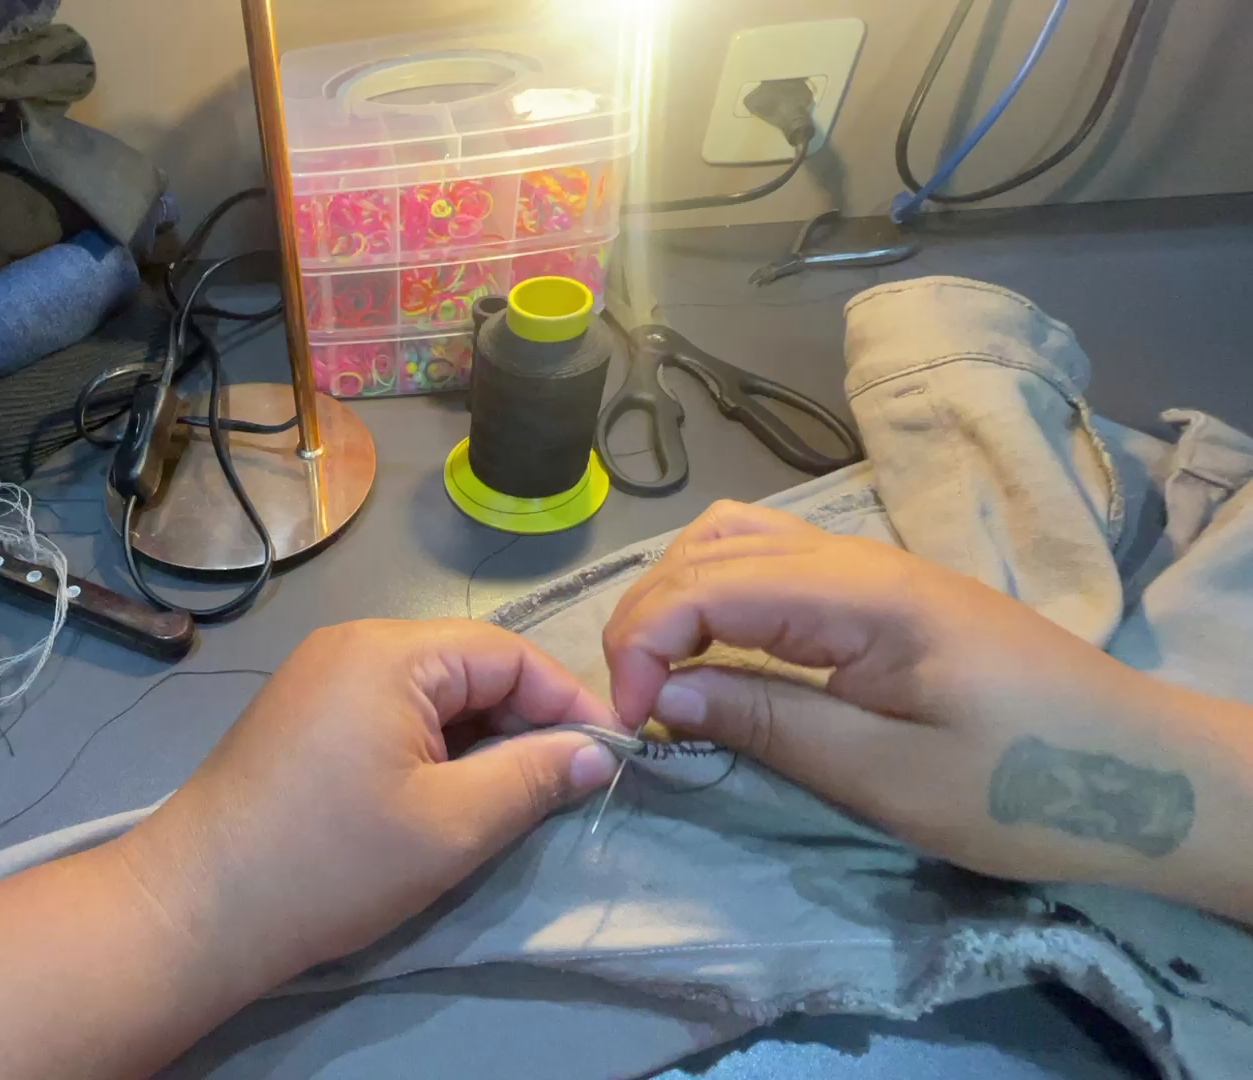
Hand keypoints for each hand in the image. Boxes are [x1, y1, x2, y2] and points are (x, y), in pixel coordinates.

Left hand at [114, 619, 620, 991]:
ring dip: (475, 735)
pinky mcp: (304, 708)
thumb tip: (595, 752)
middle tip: (558, 782)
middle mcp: (351, 643)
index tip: (608, 754)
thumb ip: (532, 777)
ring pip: (427, 689)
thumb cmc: (331, 860)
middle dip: (519, 719)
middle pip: (463, 665)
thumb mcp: (450, 825)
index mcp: (387, 651)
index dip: (564, 699)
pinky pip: (387, 706)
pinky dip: (428, 741)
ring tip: (504, 792)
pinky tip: (441, 787)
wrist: (202, 901)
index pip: (503, 652)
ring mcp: (320, 673)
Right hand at [600, 501, 1211, 890]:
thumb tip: (658, 699)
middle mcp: (845, 555)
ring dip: (667, 595)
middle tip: (635, 701)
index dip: (644, 646)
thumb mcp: (888, 776)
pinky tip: (703, 630)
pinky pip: (750, 552)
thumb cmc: (1029, 786)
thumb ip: (764, 723)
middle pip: (698, 555)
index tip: (632, 718)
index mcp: (859, 594)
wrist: (1154, 777)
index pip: (705, 587)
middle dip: (641, 623)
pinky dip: (703, 584)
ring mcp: (852, 560)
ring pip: (716, 539)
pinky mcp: (856, 581)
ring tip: (659, 663)